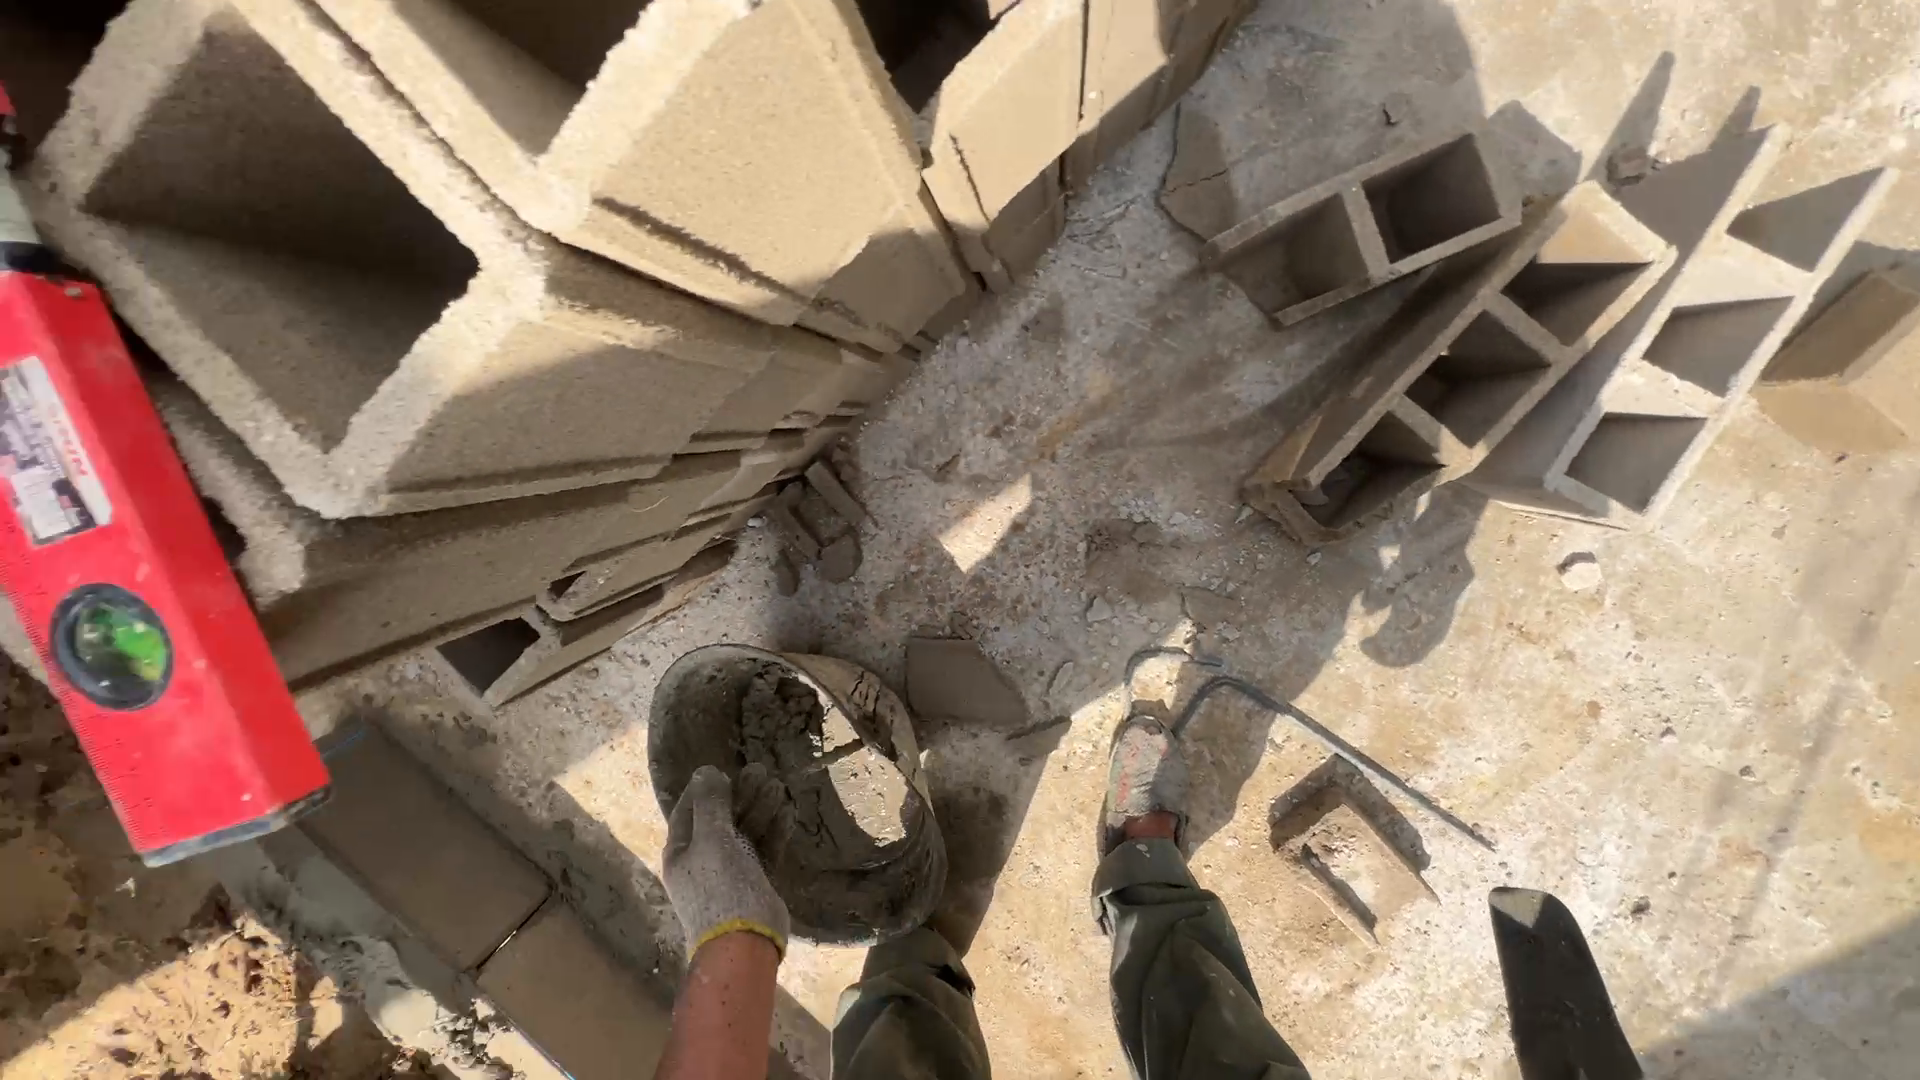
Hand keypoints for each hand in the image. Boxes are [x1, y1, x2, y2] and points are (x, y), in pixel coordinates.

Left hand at [663, 764, 793, 958]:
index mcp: (682, 852)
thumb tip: (705, 771)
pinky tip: (788, 812)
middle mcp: (703, 860)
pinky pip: (764, 848)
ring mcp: (731, 873)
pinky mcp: (756, 882)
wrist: (744, 942)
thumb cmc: (720, 887)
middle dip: (740, 794)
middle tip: (761, 770)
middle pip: (722, 818)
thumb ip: (710, 804)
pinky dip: (774, 830)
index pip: (688, 811)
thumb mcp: (711, 839)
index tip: (724, 769)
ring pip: (746, 831)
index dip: (704, 788)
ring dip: (760, 808)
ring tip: (777, 785)